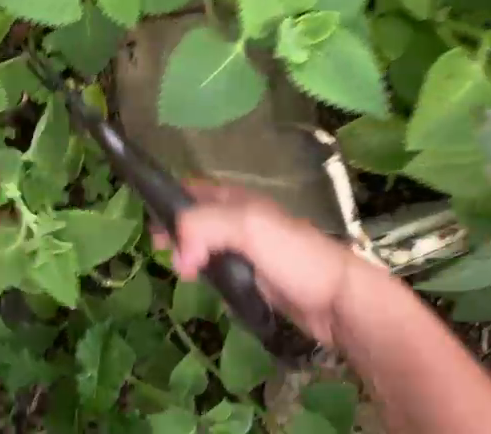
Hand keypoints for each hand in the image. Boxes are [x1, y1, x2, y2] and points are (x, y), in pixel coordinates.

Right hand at [153, 181, 376, 347]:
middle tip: (161, 250)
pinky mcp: (257, 278)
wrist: (339, 300)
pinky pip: (222, 270)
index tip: (151, 224)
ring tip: (181, 271)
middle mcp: (240, 218)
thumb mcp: (244, 227)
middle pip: (196, 218)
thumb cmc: (292, 254)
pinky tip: (203, 285)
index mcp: (237, 198)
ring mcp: (250, 249)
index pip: (192, 190)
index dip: (168, 201)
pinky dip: (208, 274)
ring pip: (207, 245)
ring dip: (190, 254)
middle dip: (176, 231)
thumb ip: (202, 227)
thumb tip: (176, 253)